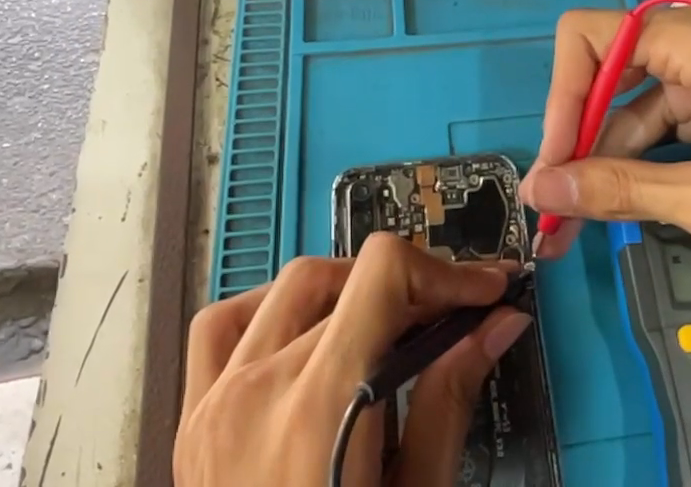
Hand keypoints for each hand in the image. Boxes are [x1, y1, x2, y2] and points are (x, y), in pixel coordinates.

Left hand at [175, 234, 532, 485]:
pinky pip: (223, 325)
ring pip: (290, 286)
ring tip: (385, 325)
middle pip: (347, 279)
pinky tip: (303, 335)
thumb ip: (450, 400)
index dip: (443, 272)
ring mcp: (216, 401)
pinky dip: (271, 309)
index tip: (481, 292)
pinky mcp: (193, 418)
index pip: (382, 275)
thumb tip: (496, 327)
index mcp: (318, 409)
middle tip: (453, 319)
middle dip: (414, 290)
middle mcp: (259, 390)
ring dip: (349, 289)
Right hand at [522, 7, 690, 279]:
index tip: (552, 166)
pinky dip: (638, 165)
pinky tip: (617, 210)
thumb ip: (618, 189)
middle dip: (573, 139)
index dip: (558, 99)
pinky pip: (663, 126)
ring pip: (630, 109)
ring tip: (572, 230)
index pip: (587, 39)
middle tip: (551, 207)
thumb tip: (539, 189)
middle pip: (602, 75)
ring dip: (601, 163)